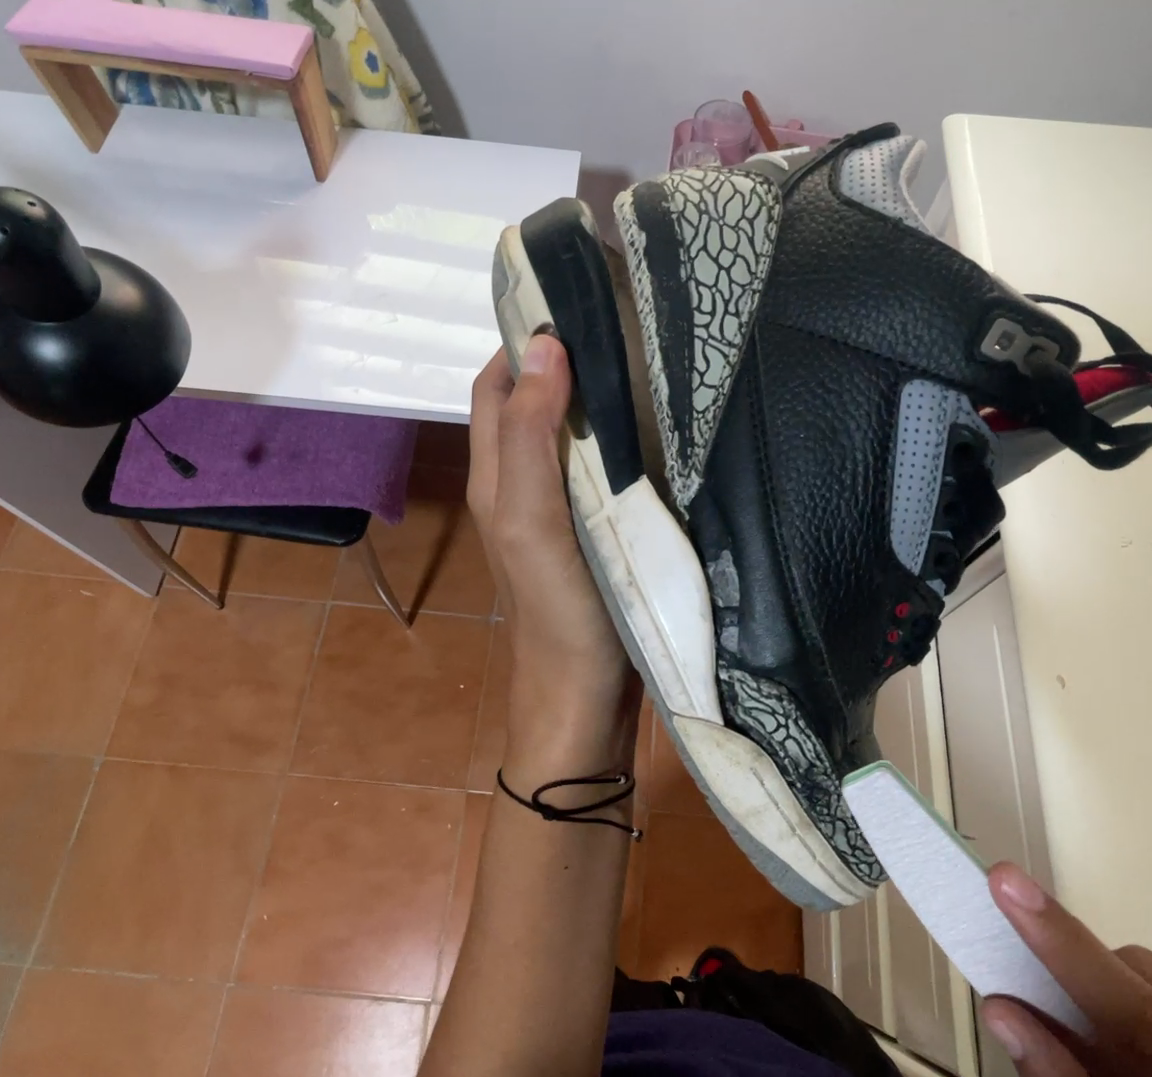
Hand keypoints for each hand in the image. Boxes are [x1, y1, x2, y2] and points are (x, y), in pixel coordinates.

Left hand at [468, 337, 633, 782]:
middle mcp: (519, 487)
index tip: (575, 301)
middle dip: (562, 361)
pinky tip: (656, 431)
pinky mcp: (591, 534)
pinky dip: (616, 440)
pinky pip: (596, 470)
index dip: (524, 341)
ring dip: (592, 398)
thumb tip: (543, 349)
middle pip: (530, 405)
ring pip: (565, 436)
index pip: (496, 385)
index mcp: (495, 476)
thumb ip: (530, 439)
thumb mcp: (532, 520)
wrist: (584, 700)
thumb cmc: (558, 611)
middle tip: (623, 326)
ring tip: (645, 363)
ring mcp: (556, 512)